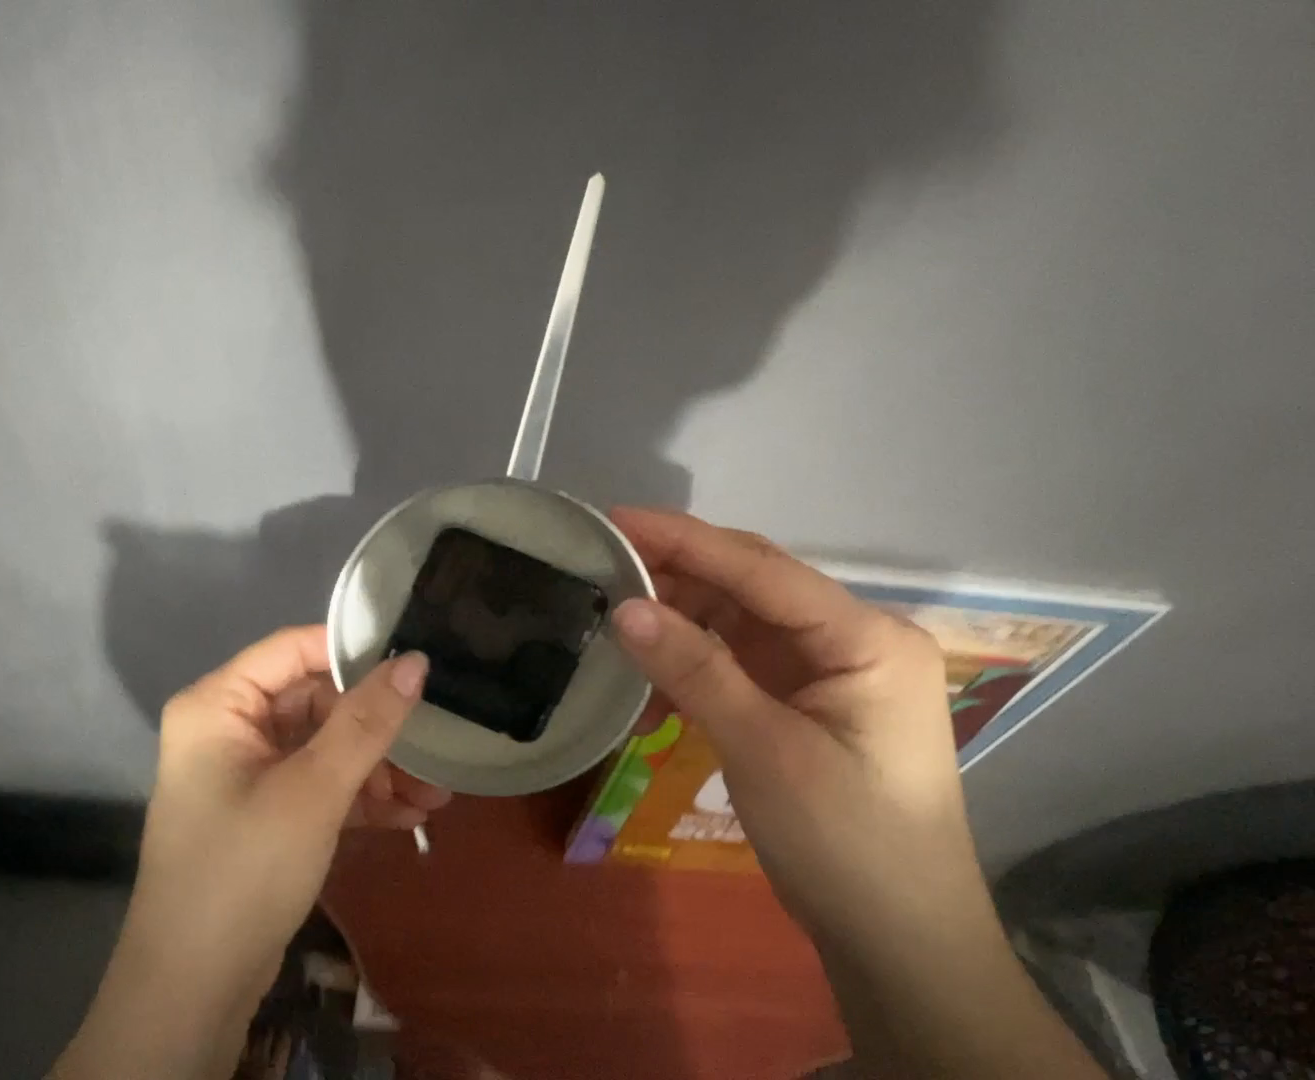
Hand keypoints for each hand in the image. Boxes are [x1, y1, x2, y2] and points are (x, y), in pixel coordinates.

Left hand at [54, 628, 443, 1079]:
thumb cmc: (246, 869)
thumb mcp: (313, 790)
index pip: (292, 649)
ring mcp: (242, 775)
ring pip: (320, 748)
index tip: (416, 660)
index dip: (354, 650)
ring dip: (375, 770)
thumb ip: (365, 723)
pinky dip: (357, 799)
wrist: (193, 987)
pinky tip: (410, 818)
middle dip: (375, 728)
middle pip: (312, 701)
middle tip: (435, 743)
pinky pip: (315, 787)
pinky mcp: (261, 816)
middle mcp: (226, 729)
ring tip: (434, 794)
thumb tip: (416, 660)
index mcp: (218, 704)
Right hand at [605, 509, 983, 945]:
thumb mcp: (766, 749)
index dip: (685, 540)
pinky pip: (735, 663)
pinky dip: (690, 666)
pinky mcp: (801, 702)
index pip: (761, 570)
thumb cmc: (847, 840)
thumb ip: (695, 670)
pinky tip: (647, 682)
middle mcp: (850, 639)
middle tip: (599, 562)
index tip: (615, 520)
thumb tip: (623, 607)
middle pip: (750, 587)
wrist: (896, 939)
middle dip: (676, 572)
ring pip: (736, 622)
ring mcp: (825, 671)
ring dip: (677, 621)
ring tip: (610, 614)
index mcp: (866, 637)